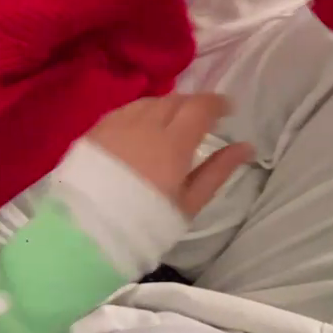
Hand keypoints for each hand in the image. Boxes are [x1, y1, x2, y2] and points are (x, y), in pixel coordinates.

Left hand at [85, 94, 254, 217]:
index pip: (200, 107)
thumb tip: (245, 147)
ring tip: (172, 122)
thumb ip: (218, 171)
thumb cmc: (146, 222)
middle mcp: (144, 125)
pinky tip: (141, 127)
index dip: (217, 103)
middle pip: (174, 101)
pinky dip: (140, 112)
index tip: (227, 109)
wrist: (87, 231)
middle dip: (192, 105)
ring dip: (166, 107)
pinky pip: (124, 111)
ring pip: (148, 103)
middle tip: (201, 119)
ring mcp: (117, 125)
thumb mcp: (188, 203)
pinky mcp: (95, 131)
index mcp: (173, 142)